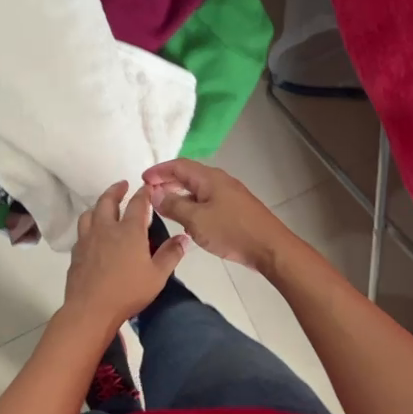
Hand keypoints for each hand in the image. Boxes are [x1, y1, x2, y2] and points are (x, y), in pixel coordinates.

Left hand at [63, 182, 189, 327]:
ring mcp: (88, 240)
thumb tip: (184, 238)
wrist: (90, 309)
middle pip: (107, 201)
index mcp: (129, 231)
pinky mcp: (76, 253)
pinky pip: (82, 232)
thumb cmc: (128, 292)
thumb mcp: (157, 276)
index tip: (147, 187)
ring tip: (104, 207)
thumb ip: (170, 255)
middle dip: (116, 190)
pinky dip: (89, 225)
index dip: (143, 193)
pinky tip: (92, 234)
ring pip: (89, 214)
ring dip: (98, 205)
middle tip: (122, 185)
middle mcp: (106, 229)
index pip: (137, 204)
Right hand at [143, 159, 295, 271]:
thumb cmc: (231, 231)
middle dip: (167, 181)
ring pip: (198, 189)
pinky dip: (191, 204)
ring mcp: (229, 195)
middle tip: (149, 193)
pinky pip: (207, 200)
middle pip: (188, 175)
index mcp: (209, 178)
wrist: (269, 247)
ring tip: (163, 206)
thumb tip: (155, 194)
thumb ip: (173, 205)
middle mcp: (219, 181)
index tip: (143, 180)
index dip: (159, 171)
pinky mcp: (234, 209)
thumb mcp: (196, 220)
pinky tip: (186, 218)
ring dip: (179, 194)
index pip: (178, 166)